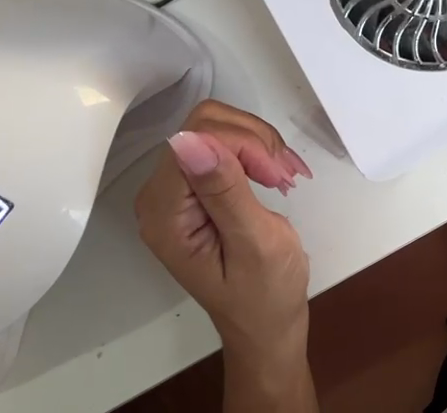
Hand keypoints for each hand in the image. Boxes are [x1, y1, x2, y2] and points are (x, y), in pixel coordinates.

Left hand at [134, 101, 314, 357]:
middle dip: (254, 140)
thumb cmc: (265, 294)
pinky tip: (278, 173)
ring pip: (218, 125)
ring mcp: (177, 189)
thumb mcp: (254, 243)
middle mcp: (160, 196)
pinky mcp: (196, 185)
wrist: (268, 323)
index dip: (244, 145)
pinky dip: (258, 148)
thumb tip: (189, 140)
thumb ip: (224, 190)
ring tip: (285, 177)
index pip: (197, 138)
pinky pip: (225, 140)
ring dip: (260, 143)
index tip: (277, 177)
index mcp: (165, 215)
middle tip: (284, 175)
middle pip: (205, 124)